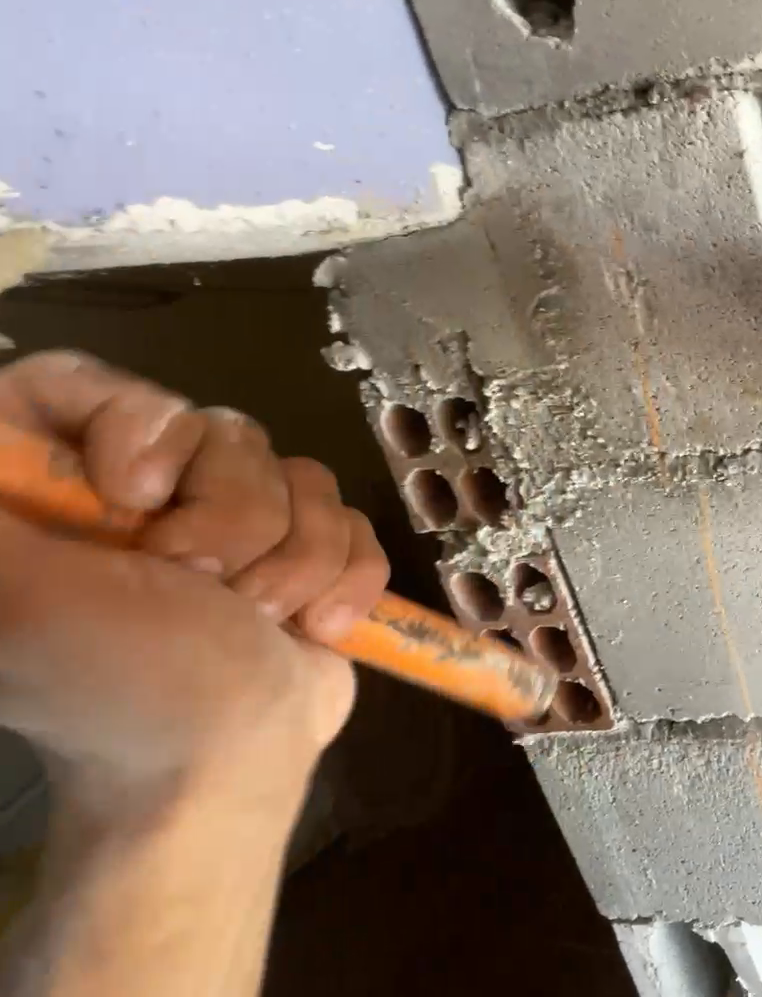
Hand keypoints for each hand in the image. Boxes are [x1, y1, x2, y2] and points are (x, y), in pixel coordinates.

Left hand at [0, 351, 386, 814]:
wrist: (237, 752)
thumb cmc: (128, 682)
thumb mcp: (28, 592)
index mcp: (52, 494)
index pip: (77, 384)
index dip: (137, 420)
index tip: (144, 497)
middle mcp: (139, 496)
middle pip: (222, 431)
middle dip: (239, 519)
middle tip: (207, 585)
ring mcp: (232, 522)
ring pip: (302, 477)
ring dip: (300, 558)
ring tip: (268, 618)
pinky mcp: (305, 550)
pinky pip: (353, 518)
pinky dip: (347, 575)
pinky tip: (317, 623)